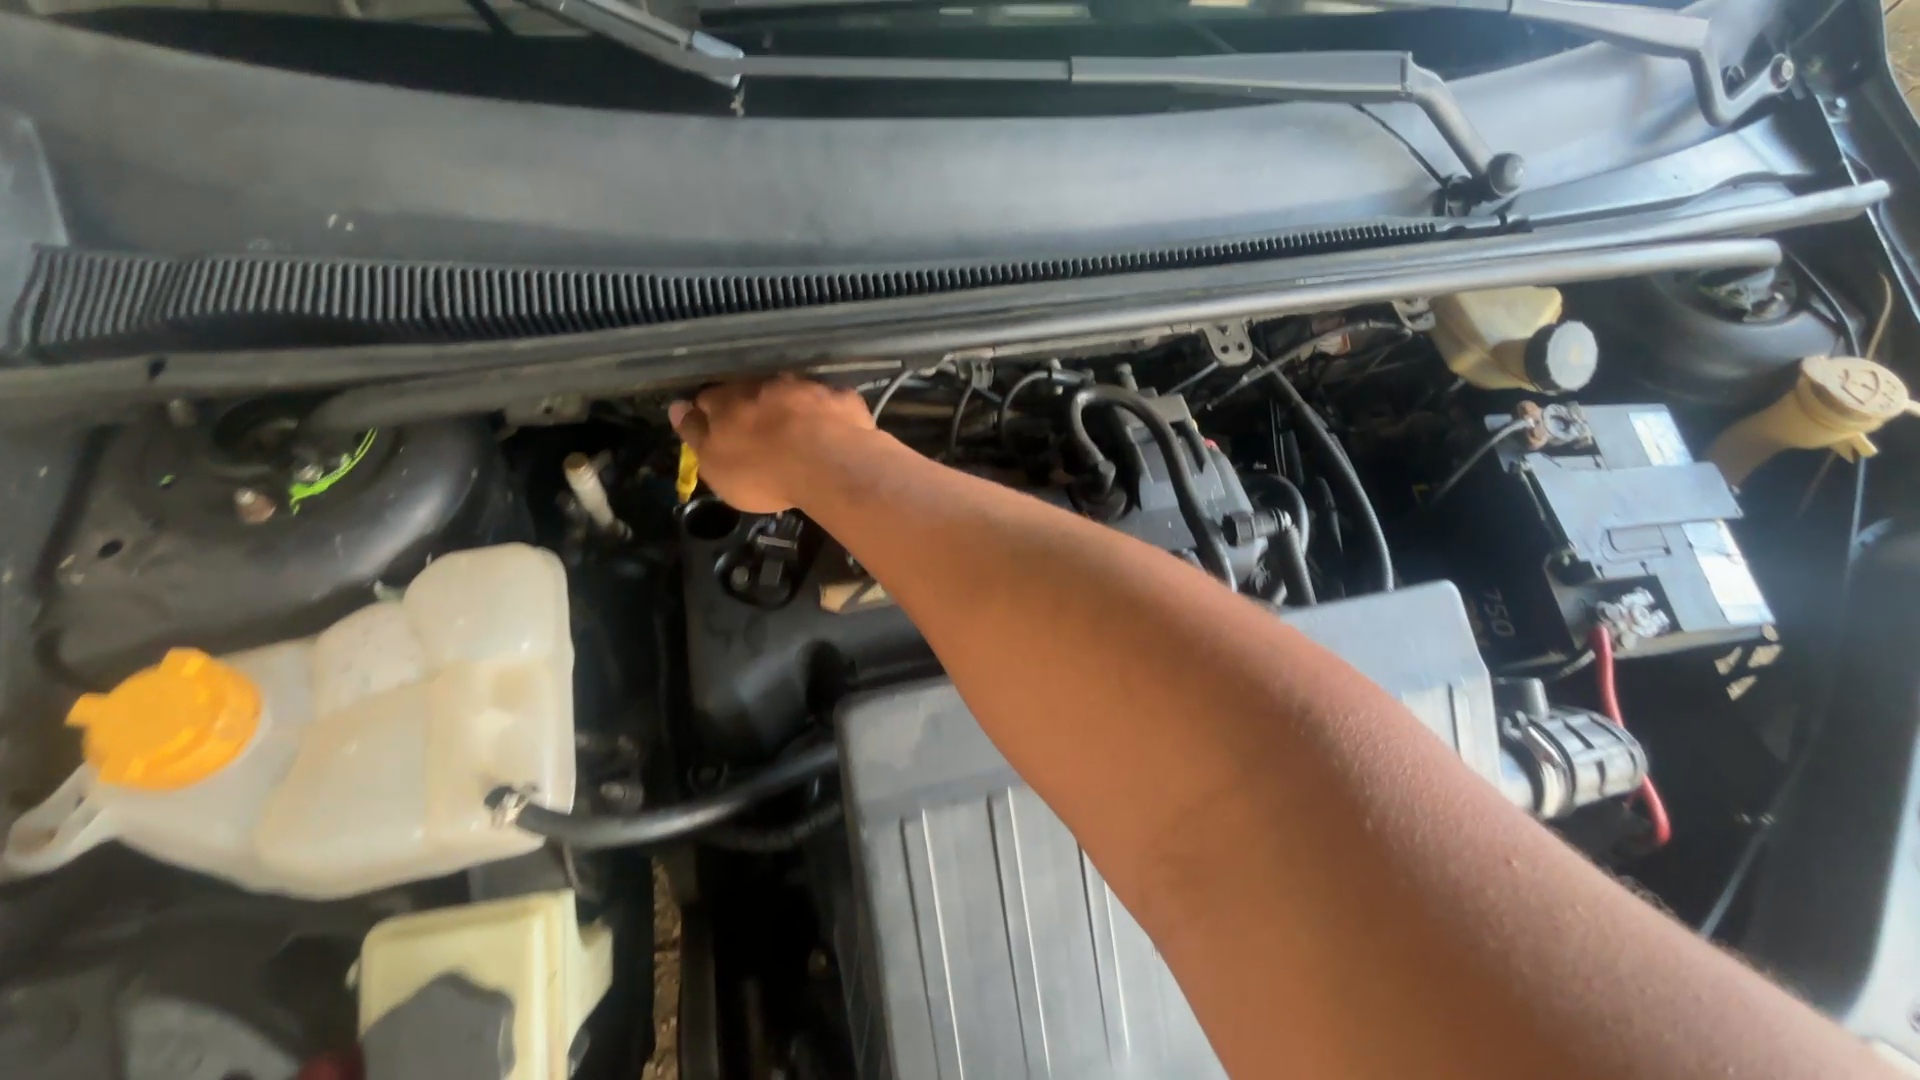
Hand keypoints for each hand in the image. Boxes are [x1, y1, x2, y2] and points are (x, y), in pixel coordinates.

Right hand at [669, 375, 877, 512]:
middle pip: (752, 392)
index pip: (709, 399)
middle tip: (761, 435)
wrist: (829, 465)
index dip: (710, 415)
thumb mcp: (714, 465)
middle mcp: (767, 384)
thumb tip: (677, 407)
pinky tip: (834, 432)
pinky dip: (828, 414)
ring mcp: (807, 386)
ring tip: (799, 433)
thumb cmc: (763, 473)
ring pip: (793, 391)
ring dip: (792, 406)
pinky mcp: (841, 397)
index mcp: (729, 401)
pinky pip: (830, 402)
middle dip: (753, 407)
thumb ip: (694, 434)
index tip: (717, 432)